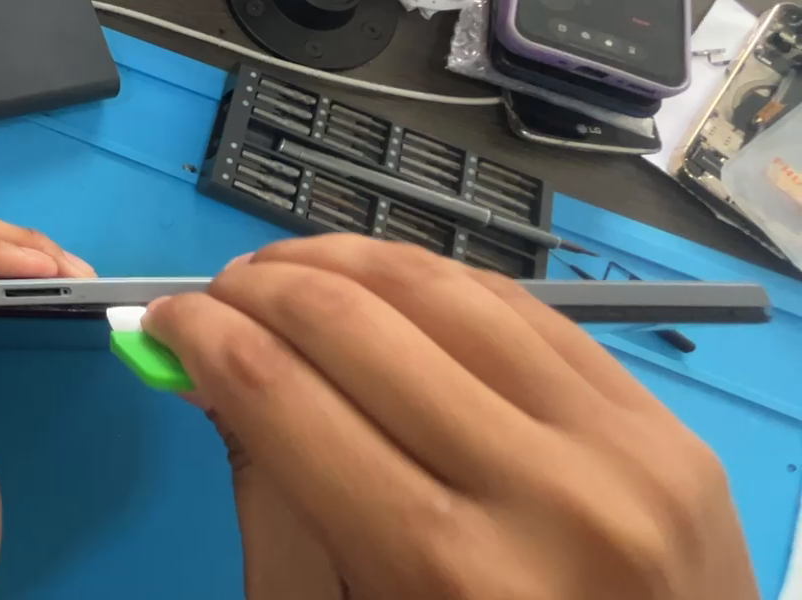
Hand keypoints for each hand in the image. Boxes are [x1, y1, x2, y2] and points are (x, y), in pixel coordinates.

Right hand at [147, 235, 756, 599]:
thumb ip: (257, 475)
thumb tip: (193, 361)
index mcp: (445, 572)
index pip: (271, 385)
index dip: (194, 330)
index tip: (161, 319)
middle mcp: (547, 497)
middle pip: (340, 318)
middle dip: (245, 287)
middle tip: (212, 297)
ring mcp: (624, 449)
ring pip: (423, 282)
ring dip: (321, 257)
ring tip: (276, 275)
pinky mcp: (663, 422)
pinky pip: (503, 296)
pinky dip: (409, 272)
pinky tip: (365, 287)